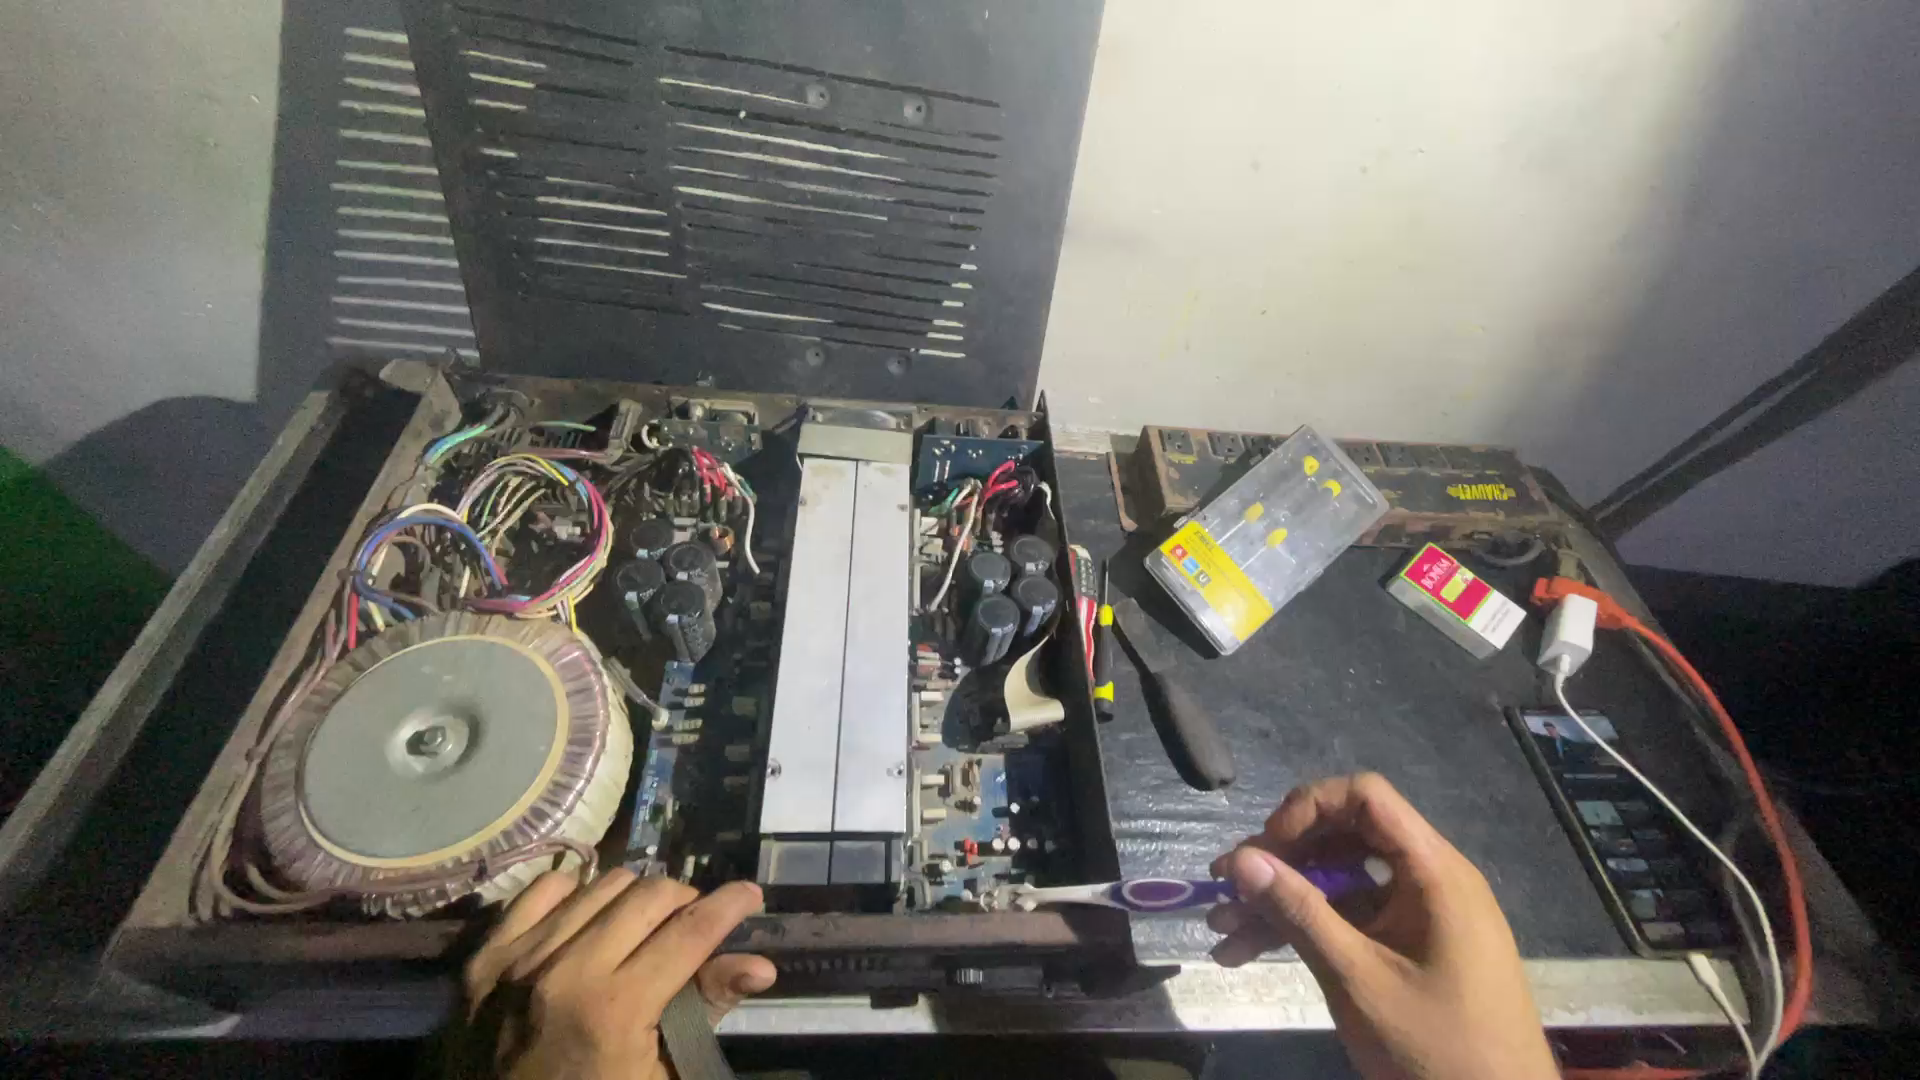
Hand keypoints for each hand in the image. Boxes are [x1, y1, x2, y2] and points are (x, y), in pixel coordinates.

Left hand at [451, 867, 775, 1079]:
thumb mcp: (658, 1077)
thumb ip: (705, 1009)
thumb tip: (762, 965)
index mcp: (614, 1010)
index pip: (692, 930)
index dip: (731, 904)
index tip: (751, 894)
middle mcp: (566, 971)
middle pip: (653, 894)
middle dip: (686, 901)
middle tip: (691, 924)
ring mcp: (520, 959)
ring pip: (606, 882)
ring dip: (637, 895)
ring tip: (642, 923)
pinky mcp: (485, 957)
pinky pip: (546, 887)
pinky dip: (577, 891)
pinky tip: (588, 918)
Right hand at [1208, 773, 1557, 1079]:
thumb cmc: (1439, 1052)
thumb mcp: (1357, 979)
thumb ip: (1298, 911)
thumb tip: (1240, 859)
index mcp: (1433, 872)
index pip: (1364, 797)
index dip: (1308, 808)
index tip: (1268, 848)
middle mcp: (1426, 879)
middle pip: (1340, 836)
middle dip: (1278, 860)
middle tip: (1226, 886)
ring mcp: (1415, 914)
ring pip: (1334, 880)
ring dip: (1278, 900)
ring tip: (1221, 928)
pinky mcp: (1406, 945)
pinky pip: (1345, 916)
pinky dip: (1300, 928)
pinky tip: (1246, 952)